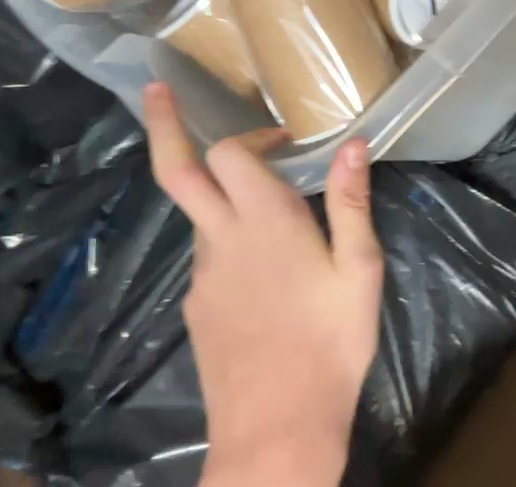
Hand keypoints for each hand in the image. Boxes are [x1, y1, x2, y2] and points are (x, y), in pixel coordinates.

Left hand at [142, 82, 381, 486]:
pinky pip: (210, 256)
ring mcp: (201, 277)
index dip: (251, 136)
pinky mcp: (198, 308)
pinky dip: (230, 239)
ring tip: (272, 207)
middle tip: (156, 88)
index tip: (287, 141)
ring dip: (222, 194)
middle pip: (178, 173)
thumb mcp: (359, 268)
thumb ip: (350, 202)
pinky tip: (271, 272)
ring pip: (199, 216)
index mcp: (264, 222)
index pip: (230, 154)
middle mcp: (221, 240)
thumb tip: (354, 142)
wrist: (276, 427)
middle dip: (164, 127)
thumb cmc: (330, 341)